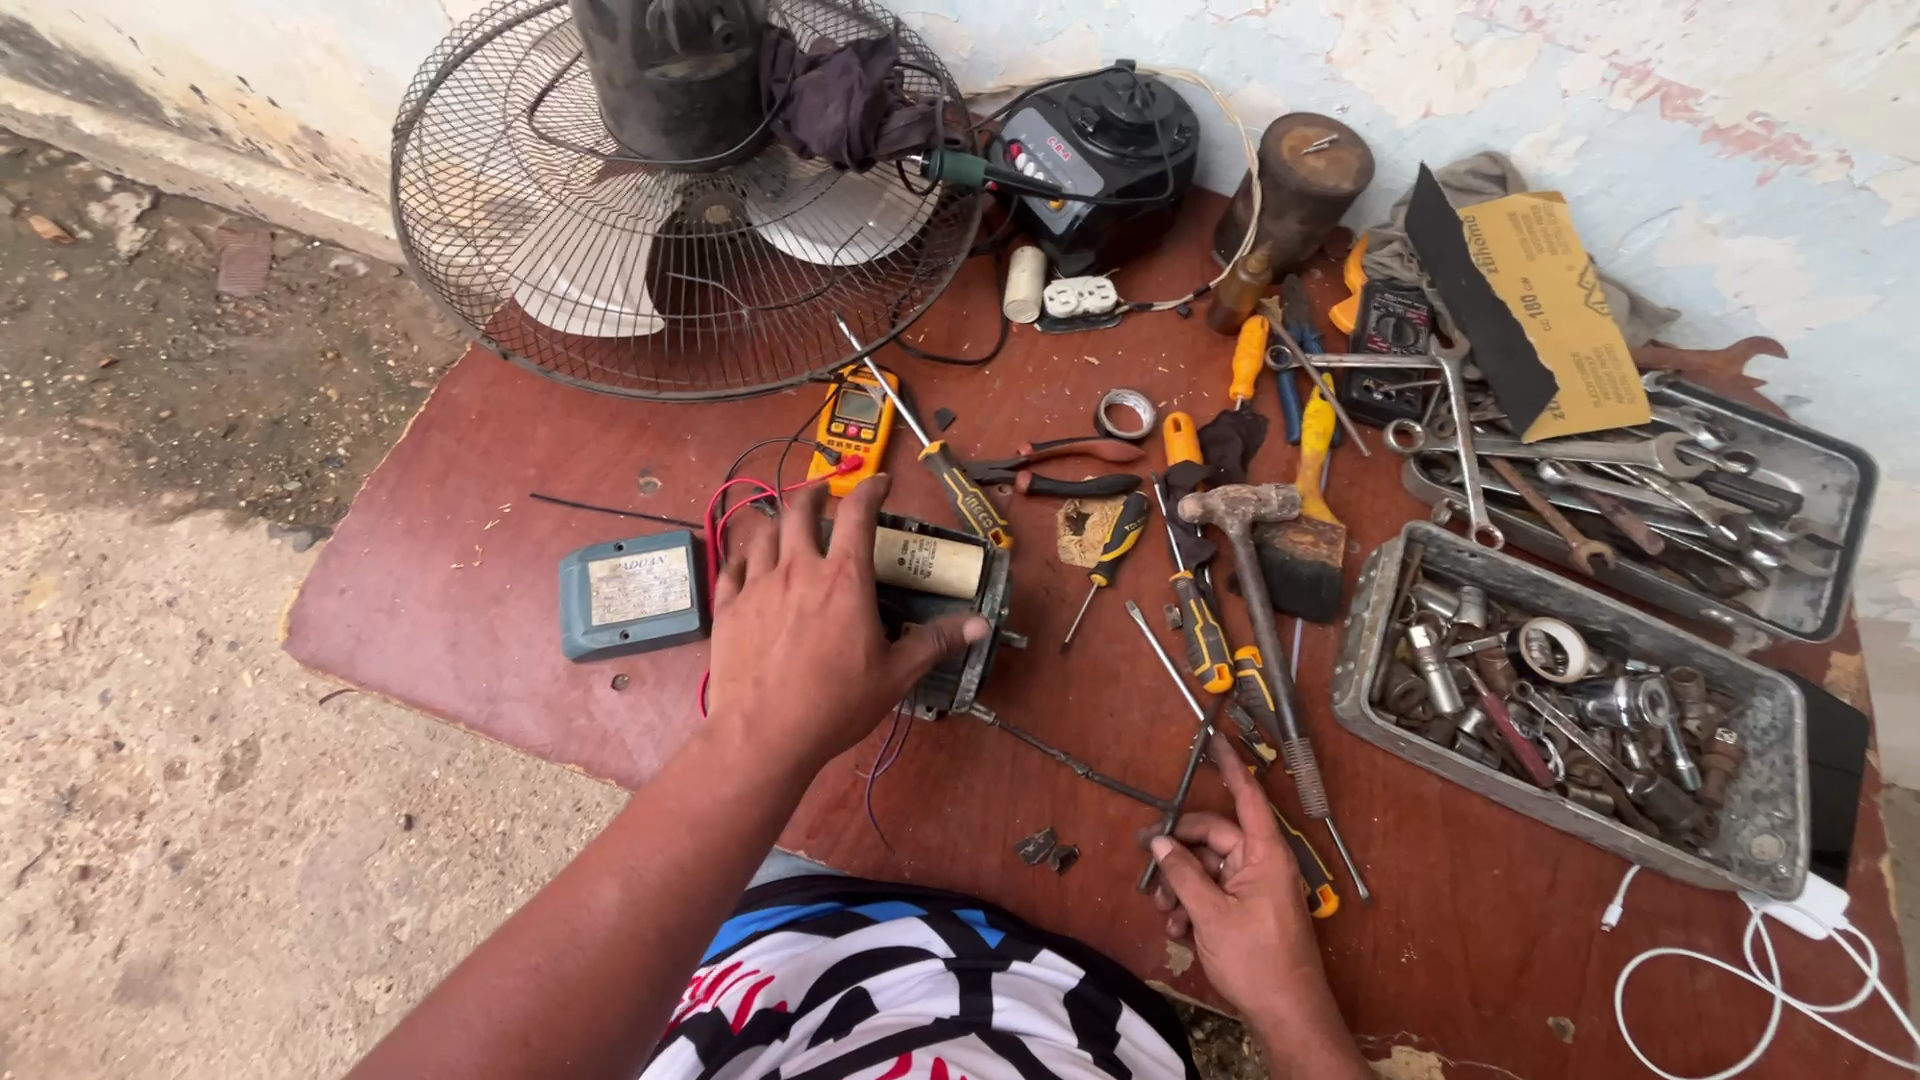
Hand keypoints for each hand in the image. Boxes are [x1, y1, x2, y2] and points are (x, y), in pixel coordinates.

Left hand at [706, 475, 986, 771]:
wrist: (763, 735)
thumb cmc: (836, 704)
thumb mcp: (896, 675)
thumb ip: (935, 642)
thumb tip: (981, 624)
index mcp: (844, 579)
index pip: (858, 513)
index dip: (871, 489)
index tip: (880, 483)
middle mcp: (798, 570)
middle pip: (800, 509)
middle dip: (815, 493)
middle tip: (824, 493)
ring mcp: (758, 586)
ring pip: (763, 533)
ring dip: (778, 522)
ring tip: (786, 527)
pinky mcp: (728, 609)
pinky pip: (733, 568)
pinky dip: (744, 558)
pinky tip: (748, 565)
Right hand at [1144, 734, 1345, 1043]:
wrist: (1286, 1018)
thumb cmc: (1257, 962)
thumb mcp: (1211, 916)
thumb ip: (1183, 874)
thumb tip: (1159, 843)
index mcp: (1264, 855)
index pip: (1247, 798)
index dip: (1231, 767)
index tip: (1216, 739)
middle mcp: (1260, 864)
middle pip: (1211, 837)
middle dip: (1178, 854)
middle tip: (1149, 866)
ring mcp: (1253, 888)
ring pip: (1206, 867)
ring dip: (1181, 885)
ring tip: (1166, 912)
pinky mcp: (1246, 910)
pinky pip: (1212, 891)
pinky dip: (1192, 904)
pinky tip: (1179, 928)